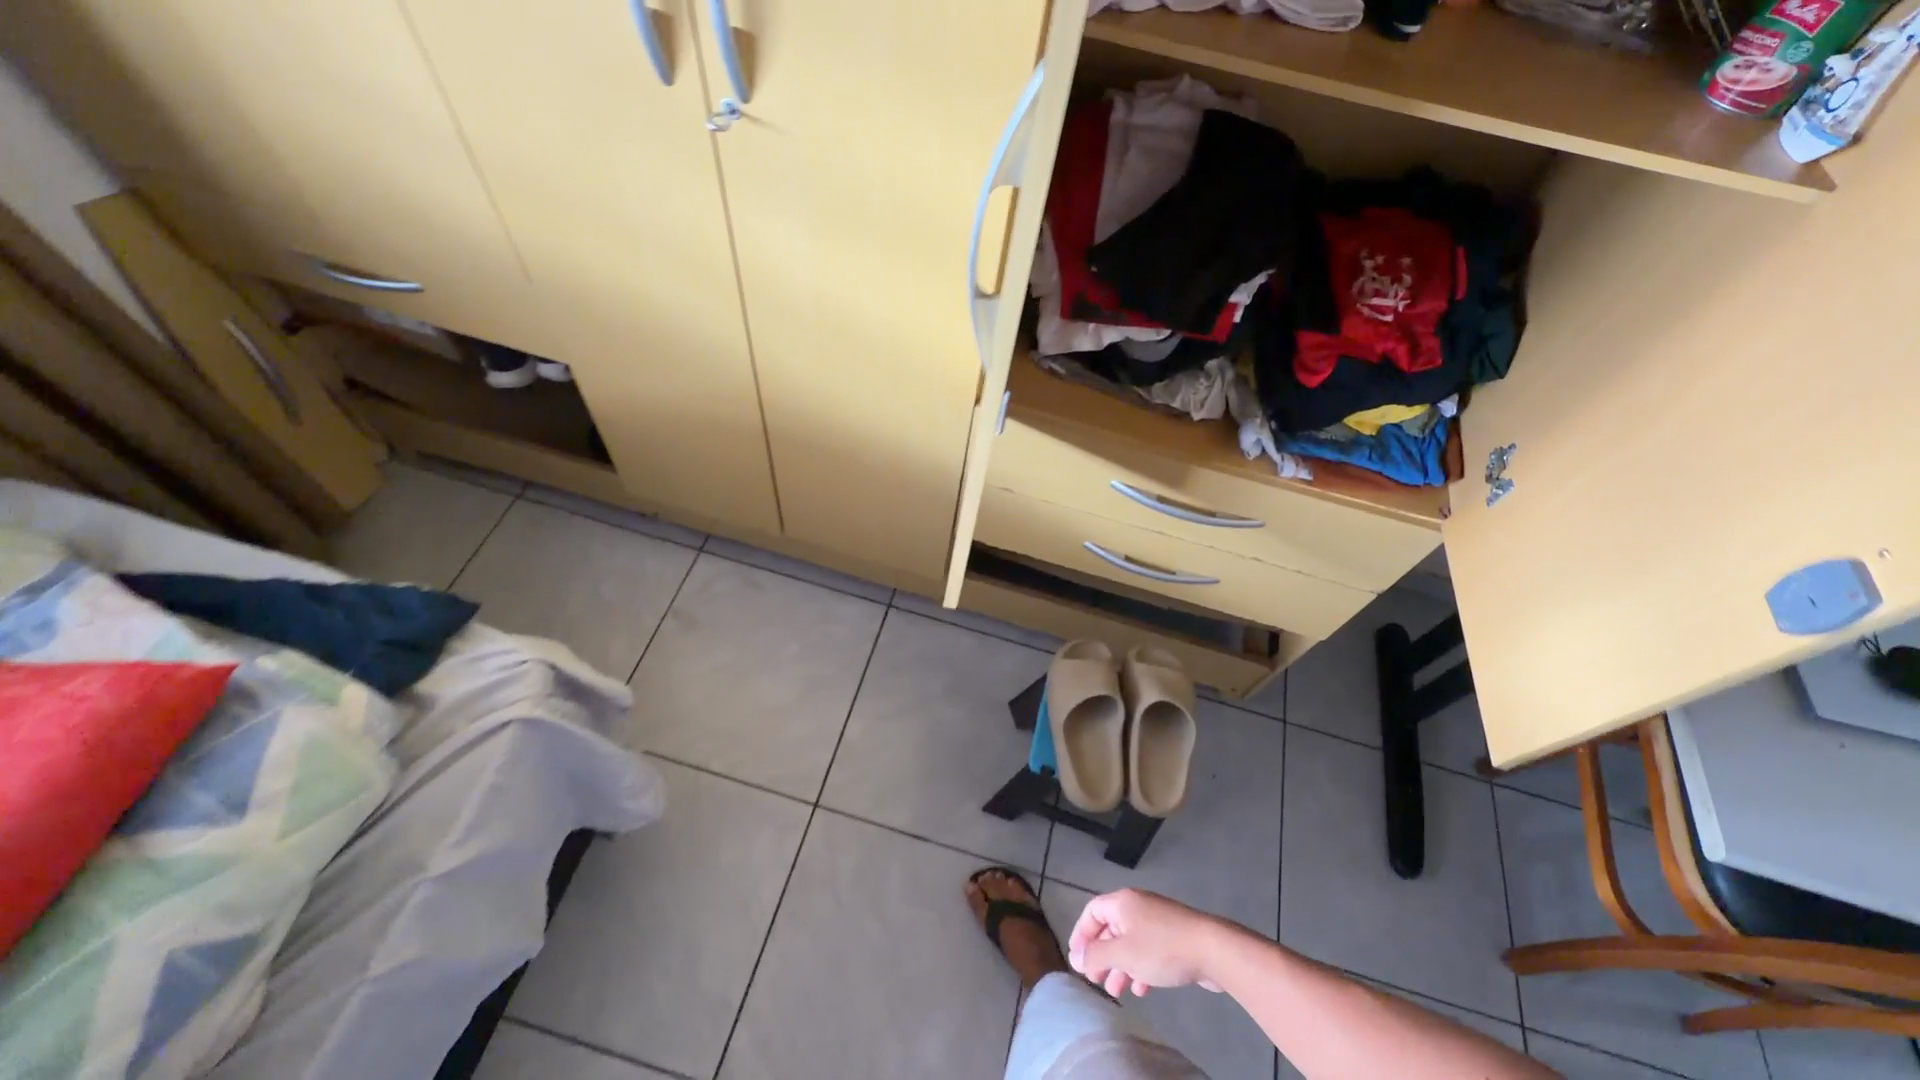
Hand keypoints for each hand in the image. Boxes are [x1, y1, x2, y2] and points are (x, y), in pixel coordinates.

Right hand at [1066, 888, 1234, 998]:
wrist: (1213, 950)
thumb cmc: (1162, 948)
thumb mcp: (1123, 953)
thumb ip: (1096, 955)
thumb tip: (1077, 958)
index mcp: (1123, 903)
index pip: (1092, 912)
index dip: (1081, 935)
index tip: (1078, 959)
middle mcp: (1139, 907)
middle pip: (1111, 929)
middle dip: (1101, 956)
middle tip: (1095, 979)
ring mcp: (1158, 922)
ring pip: (1130, 944)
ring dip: (1120, 967)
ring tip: (1116, 991)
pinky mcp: (1174, 938)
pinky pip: (1148, 951)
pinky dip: (1140, 968)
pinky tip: (1141, 989)